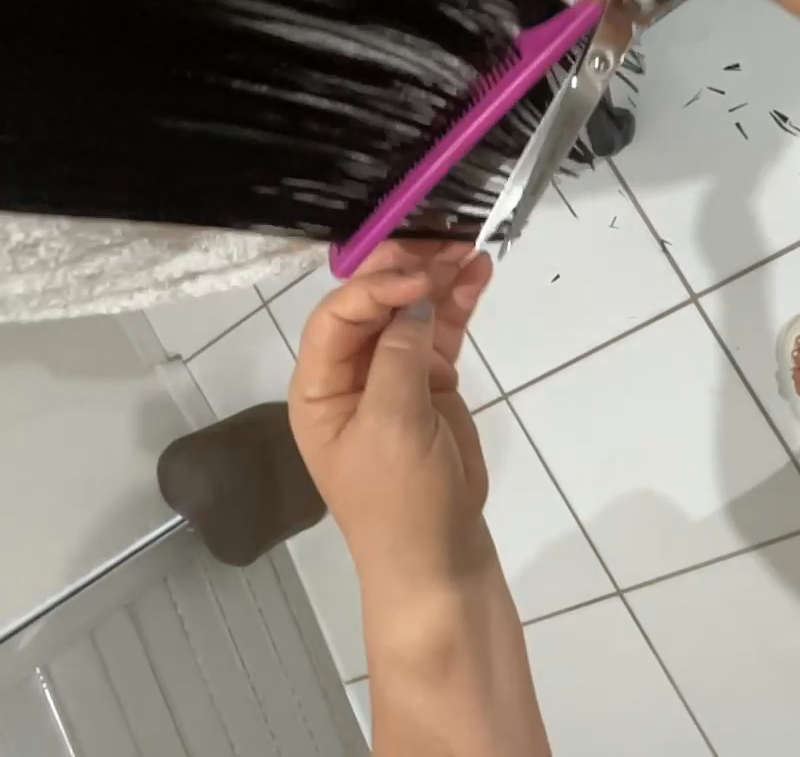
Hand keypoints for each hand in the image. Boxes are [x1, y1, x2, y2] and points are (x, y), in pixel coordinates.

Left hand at [288, 241, 497, 595]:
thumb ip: (400, 358)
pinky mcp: (431, 379)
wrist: (441, 556)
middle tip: (445, 243)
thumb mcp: (393, 428)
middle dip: (408, 270)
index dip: (375, 288)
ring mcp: (394, 372)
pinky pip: (442, 329)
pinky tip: (479, 272)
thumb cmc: (401, 501)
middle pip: (375, 302)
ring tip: (470, 248)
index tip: (419, 279)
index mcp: (321, 385)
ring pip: (413, 310)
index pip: (338, 316)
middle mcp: (352, 370)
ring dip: (439, 277)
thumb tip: (416, 300)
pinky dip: (460, 301)